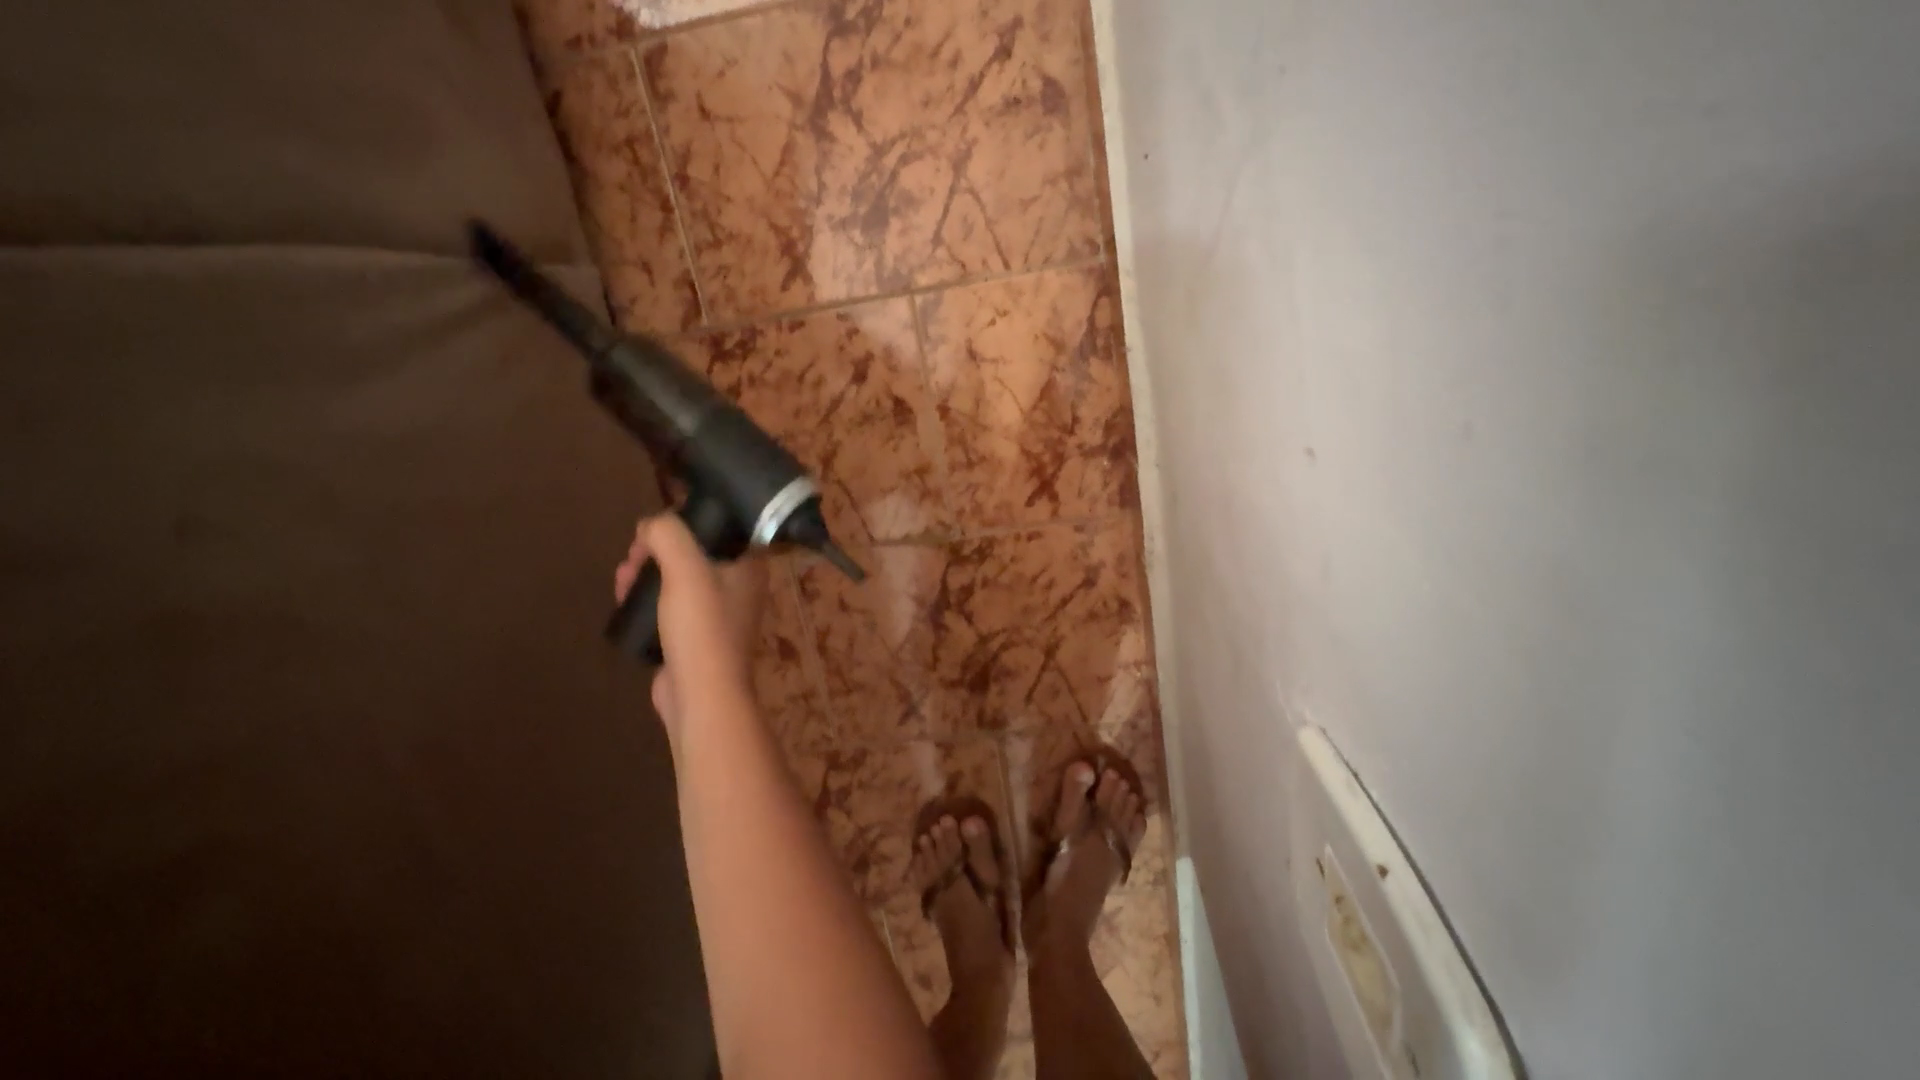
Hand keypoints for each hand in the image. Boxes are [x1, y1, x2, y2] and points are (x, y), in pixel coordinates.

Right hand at [613, 514, 767, 734]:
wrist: (700, 695)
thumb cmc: (701, 627)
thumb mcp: (685, 568)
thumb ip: (668, 534)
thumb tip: (650, 525)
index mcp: (749, 566)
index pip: (718, 528)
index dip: (684, 524)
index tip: (654, 533)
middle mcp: (738, 587)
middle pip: (691, 554)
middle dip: (655, 552)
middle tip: (631, 561)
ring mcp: (717, 615)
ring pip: (677, 581)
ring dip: (647, 575)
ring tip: (622, 581)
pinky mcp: (695, 638)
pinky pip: (669, 608)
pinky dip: (648, 602)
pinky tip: (626, 602)